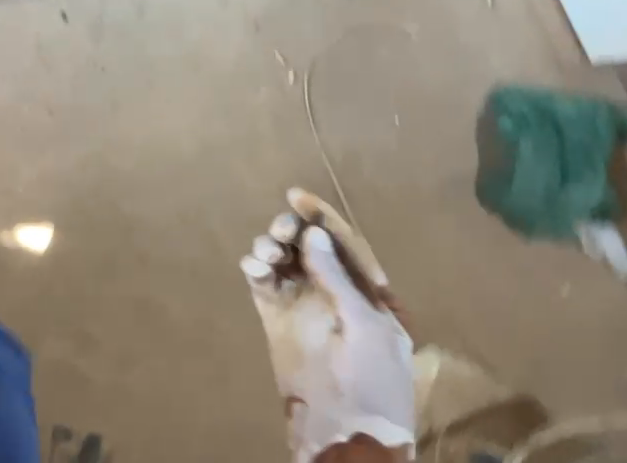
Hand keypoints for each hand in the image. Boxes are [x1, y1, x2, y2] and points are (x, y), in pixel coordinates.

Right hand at [241, 190, 415, 462]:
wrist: (344, 430)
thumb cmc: (371, 382)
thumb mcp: (367, 328)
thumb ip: (338, 279)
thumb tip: (312, 234)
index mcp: (368, 295)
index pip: (345, 245)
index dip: (323, 218)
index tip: (297, 195)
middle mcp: (333, 292)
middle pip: (308, 246)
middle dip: (292, 230)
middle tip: (281, 229)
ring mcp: (302, 303)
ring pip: (281, 259)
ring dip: (271, 247)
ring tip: (267, 253)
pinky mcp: (274, 315)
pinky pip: (261, 281)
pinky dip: (255, 268)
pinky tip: (255, 268)